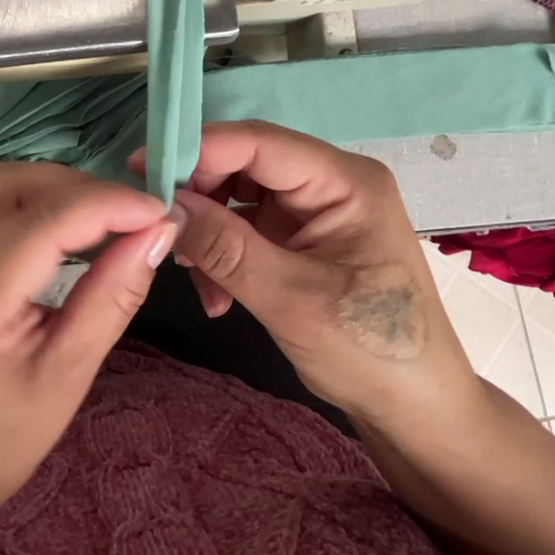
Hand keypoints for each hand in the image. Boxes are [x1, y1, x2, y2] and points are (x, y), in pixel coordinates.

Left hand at [0, 163, 179, 540]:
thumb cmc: (2, 435)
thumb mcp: (70, 372)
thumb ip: (114, 294)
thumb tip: (159, 231)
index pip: (40, 225)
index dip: (104, 204)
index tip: (155, 207)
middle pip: (8, 188)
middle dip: (76, 188)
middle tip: (126, 212)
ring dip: (43, 182)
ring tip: (92, 210)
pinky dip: (9, 191)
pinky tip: (43, 212)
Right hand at [132, 121, 475, 421]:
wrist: (415, 411)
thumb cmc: (370, 351)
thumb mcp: (289, 298)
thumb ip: (222, 246)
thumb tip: (160, 205)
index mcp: (345, 182)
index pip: (258, 142)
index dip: (197, 149)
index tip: (140, 170)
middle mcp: (329, 184)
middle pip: (243, 165)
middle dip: (200, 198)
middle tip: (162, 235)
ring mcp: (314, 212)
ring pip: (237, 198)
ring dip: (207, 234)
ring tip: (193, 277)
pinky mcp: (301, 240)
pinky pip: (245, 230)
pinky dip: (222, 257)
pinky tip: (215, 297)